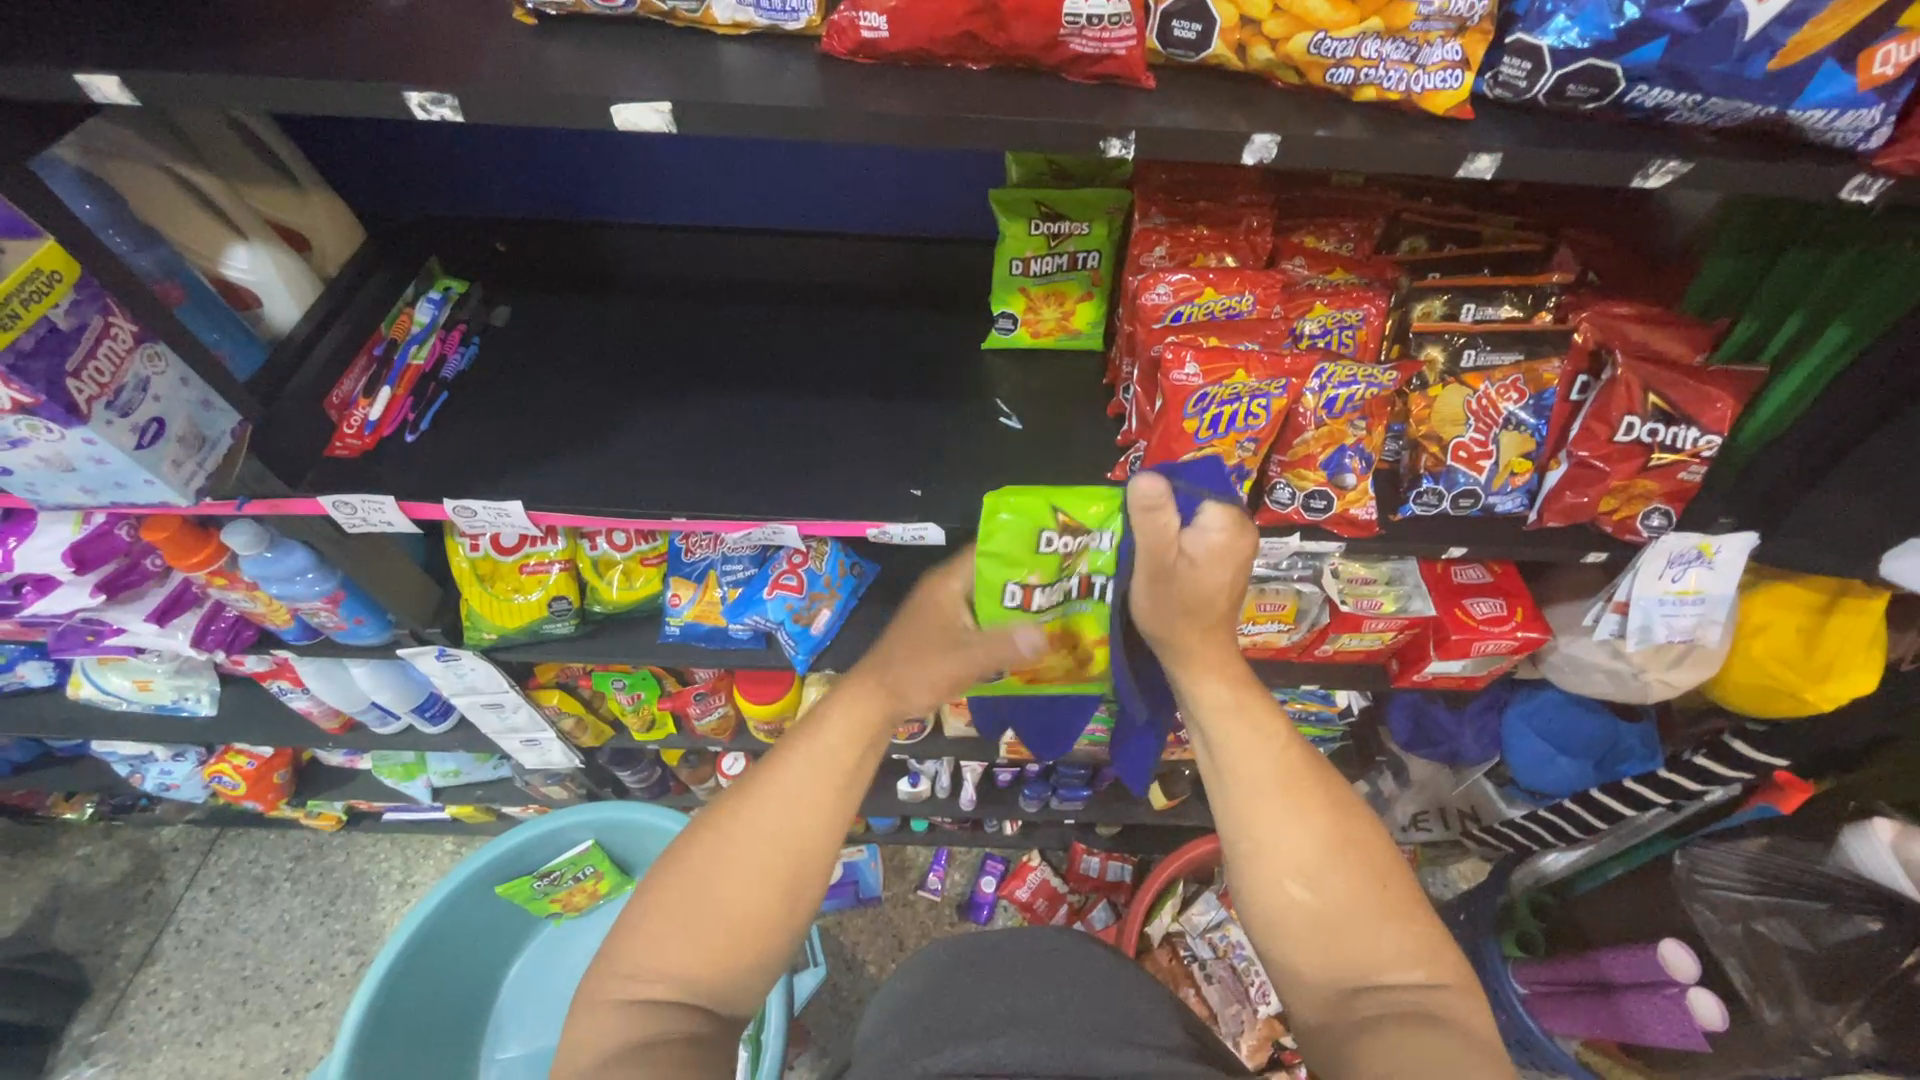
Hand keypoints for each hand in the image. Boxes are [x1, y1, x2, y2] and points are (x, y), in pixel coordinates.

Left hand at [845, 546, 1046, 721]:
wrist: (875, 700)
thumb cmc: (917, 670)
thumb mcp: (967, 658)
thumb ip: (1007, 645)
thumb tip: (1048, 635)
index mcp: (947, 582)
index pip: (987, 551)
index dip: (1020, 550)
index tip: (1054, 554)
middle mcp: (945, 590)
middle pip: (990, 577)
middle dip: (1024, 584)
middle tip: (1064, 588)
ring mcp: (941, 613)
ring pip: (985, 603)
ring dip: (1013, 610)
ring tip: (1054, 613)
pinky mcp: (941, 635)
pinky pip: (978, 624)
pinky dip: (999, 630)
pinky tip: (1025, 642)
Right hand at [1126, 471, 1257, 677]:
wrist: (1196, 656)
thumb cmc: (1173, 611)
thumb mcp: (1154, 560)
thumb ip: (1152, 515)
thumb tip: (1146, 474)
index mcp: (1228, 520)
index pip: (1186, 482)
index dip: (1156, 498)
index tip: (1136, 523)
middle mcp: (1240, 525)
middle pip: (1189, 497)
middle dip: (1160, 513)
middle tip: (1138, 540)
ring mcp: (1236, 542)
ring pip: (1190, 515)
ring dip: (1165, 528)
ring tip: (1147, 553)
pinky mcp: (1227, 556)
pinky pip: (1196, 532)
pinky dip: (1176, 541)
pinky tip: (1161, 562)